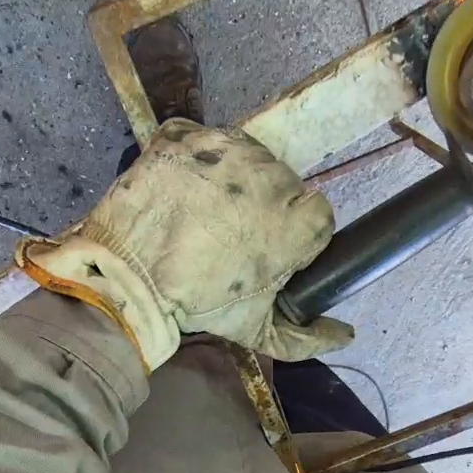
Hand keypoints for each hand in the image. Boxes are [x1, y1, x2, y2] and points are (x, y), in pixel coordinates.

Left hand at [17, 120, 352, 368]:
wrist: (126, 280)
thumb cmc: (197, 305)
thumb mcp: (256, 330)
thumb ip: (308, 337)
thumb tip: (346, 336)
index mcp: (298, 220)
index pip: (315, 216)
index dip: (293, 236)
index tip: (268, 253)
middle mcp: (271, 175)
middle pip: (283, 185)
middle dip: (264, 208)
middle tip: (230, 237)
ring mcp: (226, 149)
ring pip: (247, 158)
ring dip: (233, 180)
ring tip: (205, 212)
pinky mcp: (185, 134)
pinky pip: (202, 140)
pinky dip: (195, 159)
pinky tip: (182, 190)